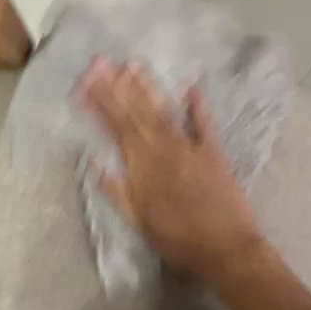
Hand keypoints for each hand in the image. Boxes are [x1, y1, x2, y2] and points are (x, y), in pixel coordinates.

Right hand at [78, 56, 310, 309]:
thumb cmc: (177, 240)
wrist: (225, 249)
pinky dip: (198, 104)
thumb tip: (94, 159)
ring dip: (148, 88)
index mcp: (142, 168)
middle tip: (102, 60)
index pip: (116, 128)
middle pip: (136, 113)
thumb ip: (116, 189)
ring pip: (164, 112)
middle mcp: (164, 151)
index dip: (100, 104)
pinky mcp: (215, 153)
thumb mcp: (138, 221)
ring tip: (134, 64)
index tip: (85, 82)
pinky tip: (191, 84)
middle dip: (117, 86)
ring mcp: (191, 149)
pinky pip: (205, 123)